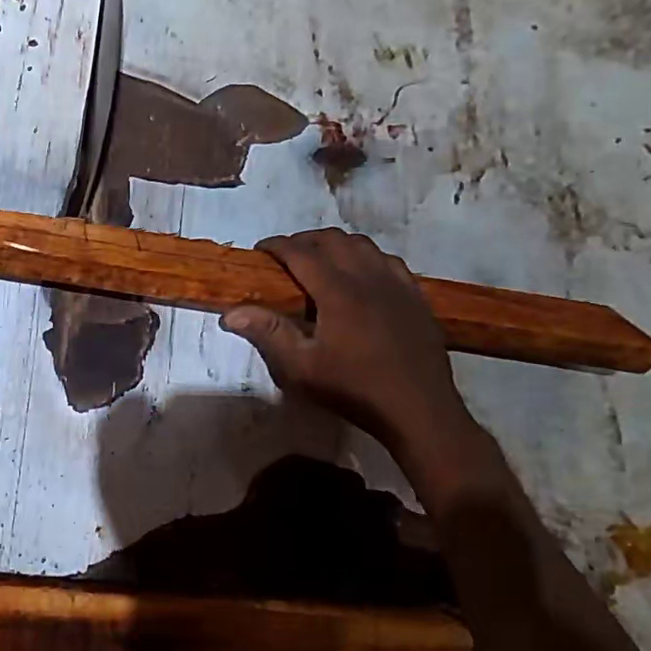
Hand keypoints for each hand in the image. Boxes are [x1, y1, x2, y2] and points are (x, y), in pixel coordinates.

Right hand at [221, 228, 465, 451]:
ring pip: (362, 245)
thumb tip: (231, 313)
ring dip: (336, 245)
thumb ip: (268, 334)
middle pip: (332, 239)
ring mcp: (396, 284)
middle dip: (305, 240)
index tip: (260, 250)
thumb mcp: (302, 369)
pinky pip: (388, 260)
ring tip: (322, 261)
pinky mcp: (415, 296)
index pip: (301, 252)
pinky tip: (362, 275)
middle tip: (287, 256)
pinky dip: (367, 257)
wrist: (420, 410)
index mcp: (338, 291)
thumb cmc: (355, 390)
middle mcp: (367, 276)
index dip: (277, 245)